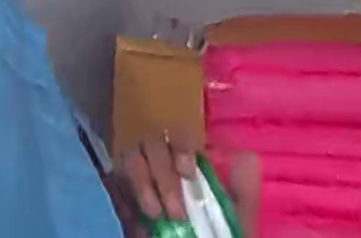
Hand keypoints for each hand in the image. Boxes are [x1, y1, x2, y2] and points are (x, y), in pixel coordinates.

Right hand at [115, 128, 258, 236]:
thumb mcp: (235, 226)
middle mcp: (161, 164)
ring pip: (128, 155)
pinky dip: (123, 194)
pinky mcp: (119, 195)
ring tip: (153, 213)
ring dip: (140, 182)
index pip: (179, 134)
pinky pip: (112, 179)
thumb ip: (242, 194)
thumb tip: (248, 156)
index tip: (188, 172)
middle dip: (161, 173)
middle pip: (150, 141)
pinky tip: (136, 216)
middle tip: (175, 212)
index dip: (180, 144)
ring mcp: (138, 178)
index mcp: (189, 165)